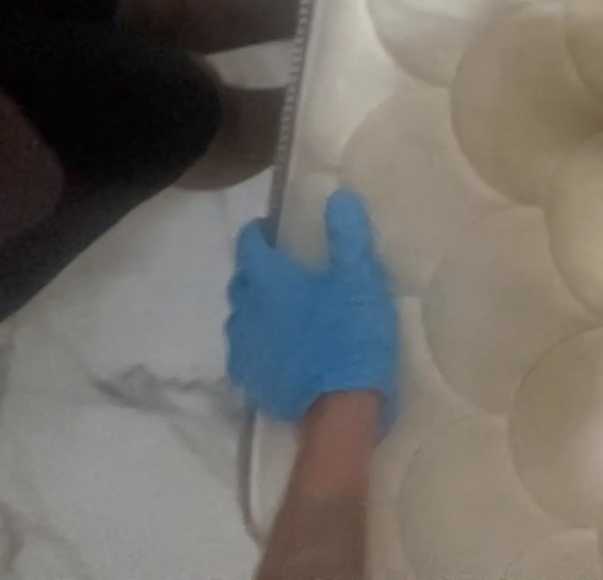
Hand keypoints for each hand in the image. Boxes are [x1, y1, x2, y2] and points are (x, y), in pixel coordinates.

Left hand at [227, 188, 398, 428]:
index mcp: (270, 284)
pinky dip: (262, 336)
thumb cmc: (351, 334)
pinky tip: (285, 342)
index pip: (249, 248)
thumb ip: (348, 237)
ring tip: (287, 303)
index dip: (257, 233)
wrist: (340, 406)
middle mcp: (247, 313)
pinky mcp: (252, 379)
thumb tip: (339, 196)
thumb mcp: (359, 279)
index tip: (270, 227)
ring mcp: (245, 349)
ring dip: (258, 304)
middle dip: (257, 268)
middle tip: (285, 263)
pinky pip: (249, 348)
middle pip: (242, 281)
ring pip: (242, 316)